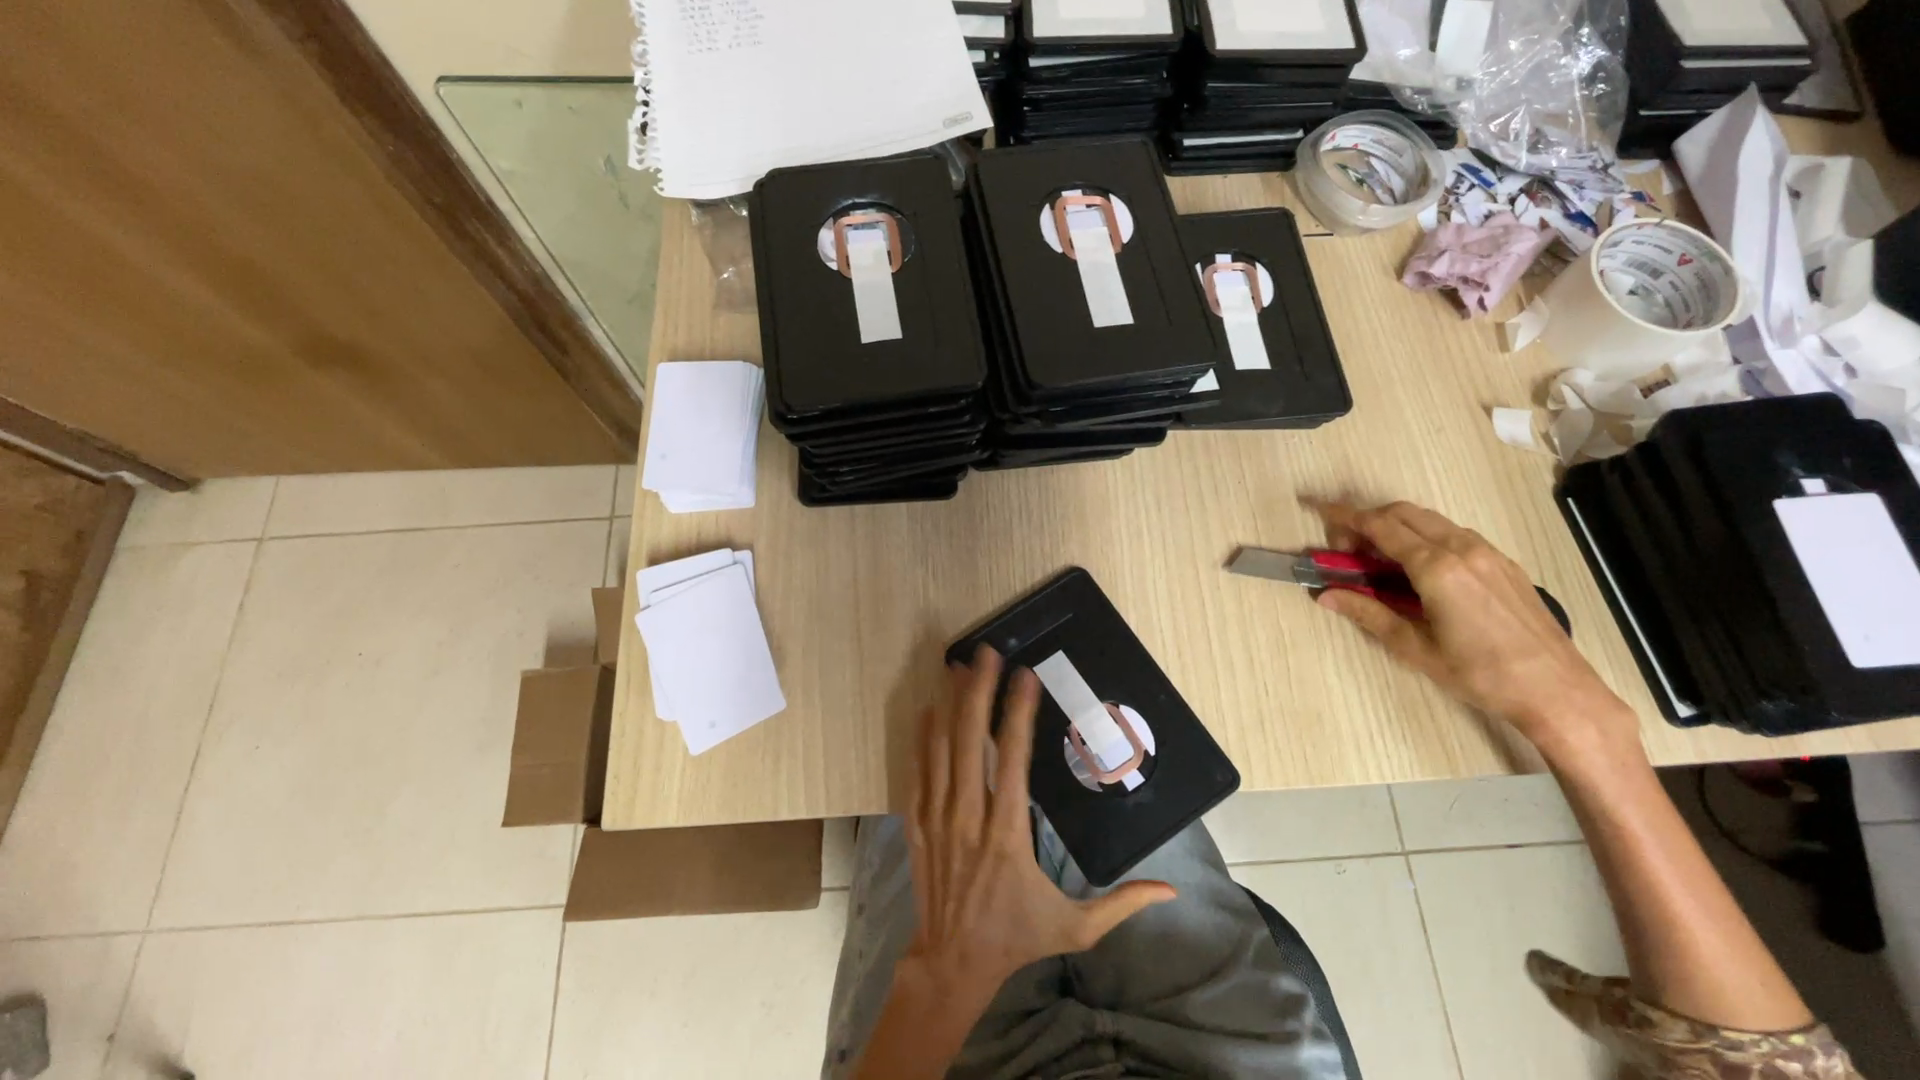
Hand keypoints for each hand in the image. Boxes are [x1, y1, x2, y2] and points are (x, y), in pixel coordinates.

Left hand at [902, 645, 1174, 997]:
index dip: (1018, 715)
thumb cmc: (1017, 937)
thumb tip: (1172, 890)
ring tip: (955, 666)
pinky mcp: (917, 826)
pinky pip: (917, 774)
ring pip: (941, 750)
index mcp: (1007, 836)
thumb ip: (1123, 904)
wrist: (952, 962)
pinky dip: (921, 740)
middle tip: (985, 653)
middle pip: (970, 742)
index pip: (1012, 761)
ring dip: (949, 705)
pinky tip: (927, 710)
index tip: (1024, 678)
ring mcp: (938, 820)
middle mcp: (968, 818)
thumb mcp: (1076, 928)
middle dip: (978, 692)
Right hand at [1311, 501, 1638, 759]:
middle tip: (1345, 549)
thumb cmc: (1479, 674)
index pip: (1380, 526)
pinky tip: (1417, 569)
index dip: (1345, 517)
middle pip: (1404, 513)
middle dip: (1368, 520)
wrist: (1555, 689)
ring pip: (1431, 521)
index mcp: (1436, 568)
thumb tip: (1326, 595)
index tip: (1319, 512)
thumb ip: (1368, 613)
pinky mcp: (1503, 563)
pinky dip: (1424, 537)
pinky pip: (1454, 534)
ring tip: (1376, 560)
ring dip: (1397, 528)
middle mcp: (1462, 548)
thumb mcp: (1414, 648)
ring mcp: (1487, 553)